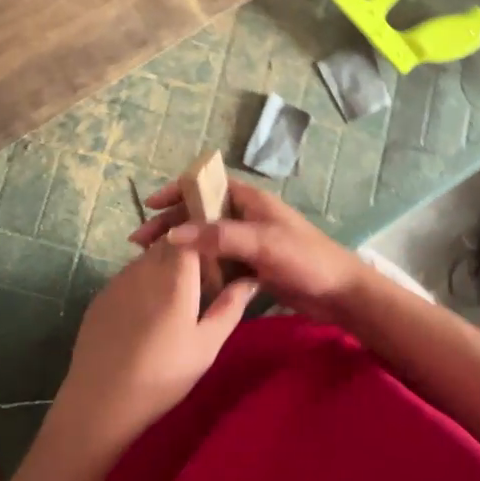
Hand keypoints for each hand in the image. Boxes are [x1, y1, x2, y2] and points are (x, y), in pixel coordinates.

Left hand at [59, 241, 257, 437]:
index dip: (206, 235)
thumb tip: (250, 279)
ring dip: (165, 267)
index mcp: (176, 274)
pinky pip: (130, 275)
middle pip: (169, 241)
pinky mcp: (102, 294)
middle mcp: (145, 266)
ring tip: (177, 299)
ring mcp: (120, 279)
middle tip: (204, 279)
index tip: (220, 251)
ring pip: (148, 257)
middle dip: (188, 251)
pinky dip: (144, 282)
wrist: (100, 400)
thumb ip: (230, 307)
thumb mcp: (206, 346)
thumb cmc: (163, 375)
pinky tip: (148, 314)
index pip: (192, 232)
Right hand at [128, 180, 371, 322]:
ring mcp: (247, 241)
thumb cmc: (305, 259)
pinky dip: (197, 266)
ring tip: (151, 262)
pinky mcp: (250, 265)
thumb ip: (218, 237)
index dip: (177, 191)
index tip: (150, 205)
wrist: (340, 294)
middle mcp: (245, 215)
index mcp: (249, 199)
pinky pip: (216, 261)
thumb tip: (173, 235)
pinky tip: (180, 281)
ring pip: (205, 239)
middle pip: (199, 213)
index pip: (205, 186)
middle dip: (170, 224)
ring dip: (181, 247)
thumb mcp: (262, 244)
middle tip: (139, 242)